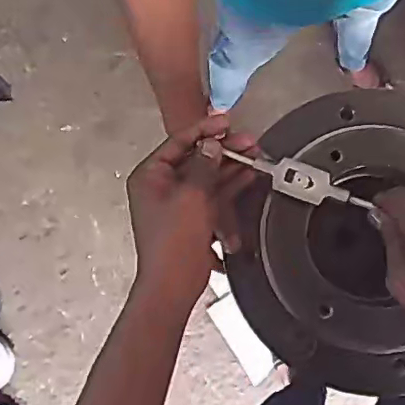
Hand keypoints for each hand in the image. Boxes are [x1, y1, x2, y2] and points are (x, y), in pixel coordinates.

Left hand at [126, 114, 258, 299]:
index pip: (178, 142)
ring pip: (207, 175)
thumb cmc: (173, 242)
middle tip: (247, 140)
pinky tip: (247, 175)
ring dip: (229, 165)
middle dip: (223, 149)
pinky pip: (211, 194)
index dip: (204, 129)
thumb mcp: (191, 196)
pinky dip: (228, 185)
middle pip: (196, 158)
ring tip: (254, 154)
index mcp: (150, 176)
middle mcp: (161, 186)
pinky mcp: (192, 217)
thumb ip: (204, 166)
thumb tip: (211, 145)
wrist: (174, 283)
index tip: (225, 121)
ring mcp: (178, 202)